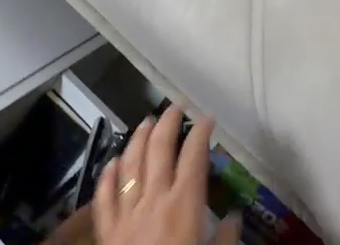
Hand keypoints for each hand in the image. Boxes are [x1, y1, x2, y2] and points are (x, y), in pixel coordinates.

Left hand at [95, 105, 239, 244]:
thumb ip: (227, 238)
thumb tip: (234, 217)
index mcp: (184, 204)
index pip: (194, 155)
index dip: (201, 132)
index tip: (208, 117)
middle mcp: (154, 199)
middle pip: (160, 148)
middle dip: (169, 122)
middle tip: (176, 107)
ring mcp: (127, 213)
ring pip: (130, 164)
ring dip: (139, 139)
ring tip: (147, 122)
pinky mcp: (107, 231)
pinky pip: (104, 195)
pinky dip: (109, 174)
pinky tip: (114, 161)